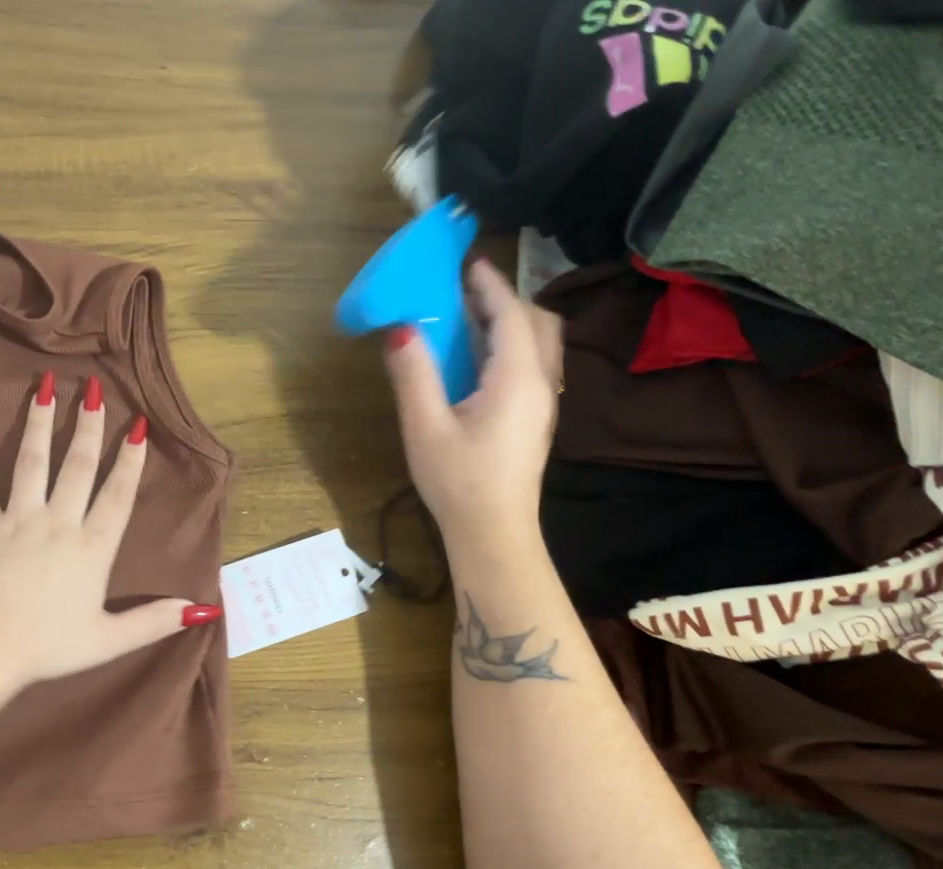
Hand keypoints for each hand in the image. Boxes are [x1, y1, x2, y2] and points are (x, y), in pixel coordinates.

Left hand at [0, 374, 216, 688]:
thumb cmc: (44, 647)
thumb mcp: (106, 641)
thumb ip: (152, 621)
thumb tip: (202, 609)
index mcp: (90, 549)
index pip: (116, 496)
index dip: (129, 461)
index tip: (137, 425)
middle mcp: (56, 523)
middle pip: (77, 467)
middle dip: (87, 426)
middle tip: (93, 388)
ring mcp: (16, 520)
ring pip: (31, 462)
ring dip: (40, 422)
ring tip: (46, 386)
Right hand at [383, 260, 562, 549]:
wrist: (493, 532)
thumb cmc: (457, 481)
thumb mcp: (424, 427)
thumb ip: (413, 374)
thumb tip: (399, 328)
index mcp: (516, 379)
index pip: (510, 314)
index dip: (489, 284)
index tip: (466, 262)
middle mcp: (541, 383)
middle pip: (536, 322)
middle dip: (504, 299)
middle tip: (464, 294)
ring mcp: (544, 402)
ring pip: (540, 344)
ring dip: (511, 322)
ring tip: (471, 322)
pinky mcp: (536, 419)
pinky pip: (533, 364)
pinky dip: (511, 345)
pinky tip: (478, 362)